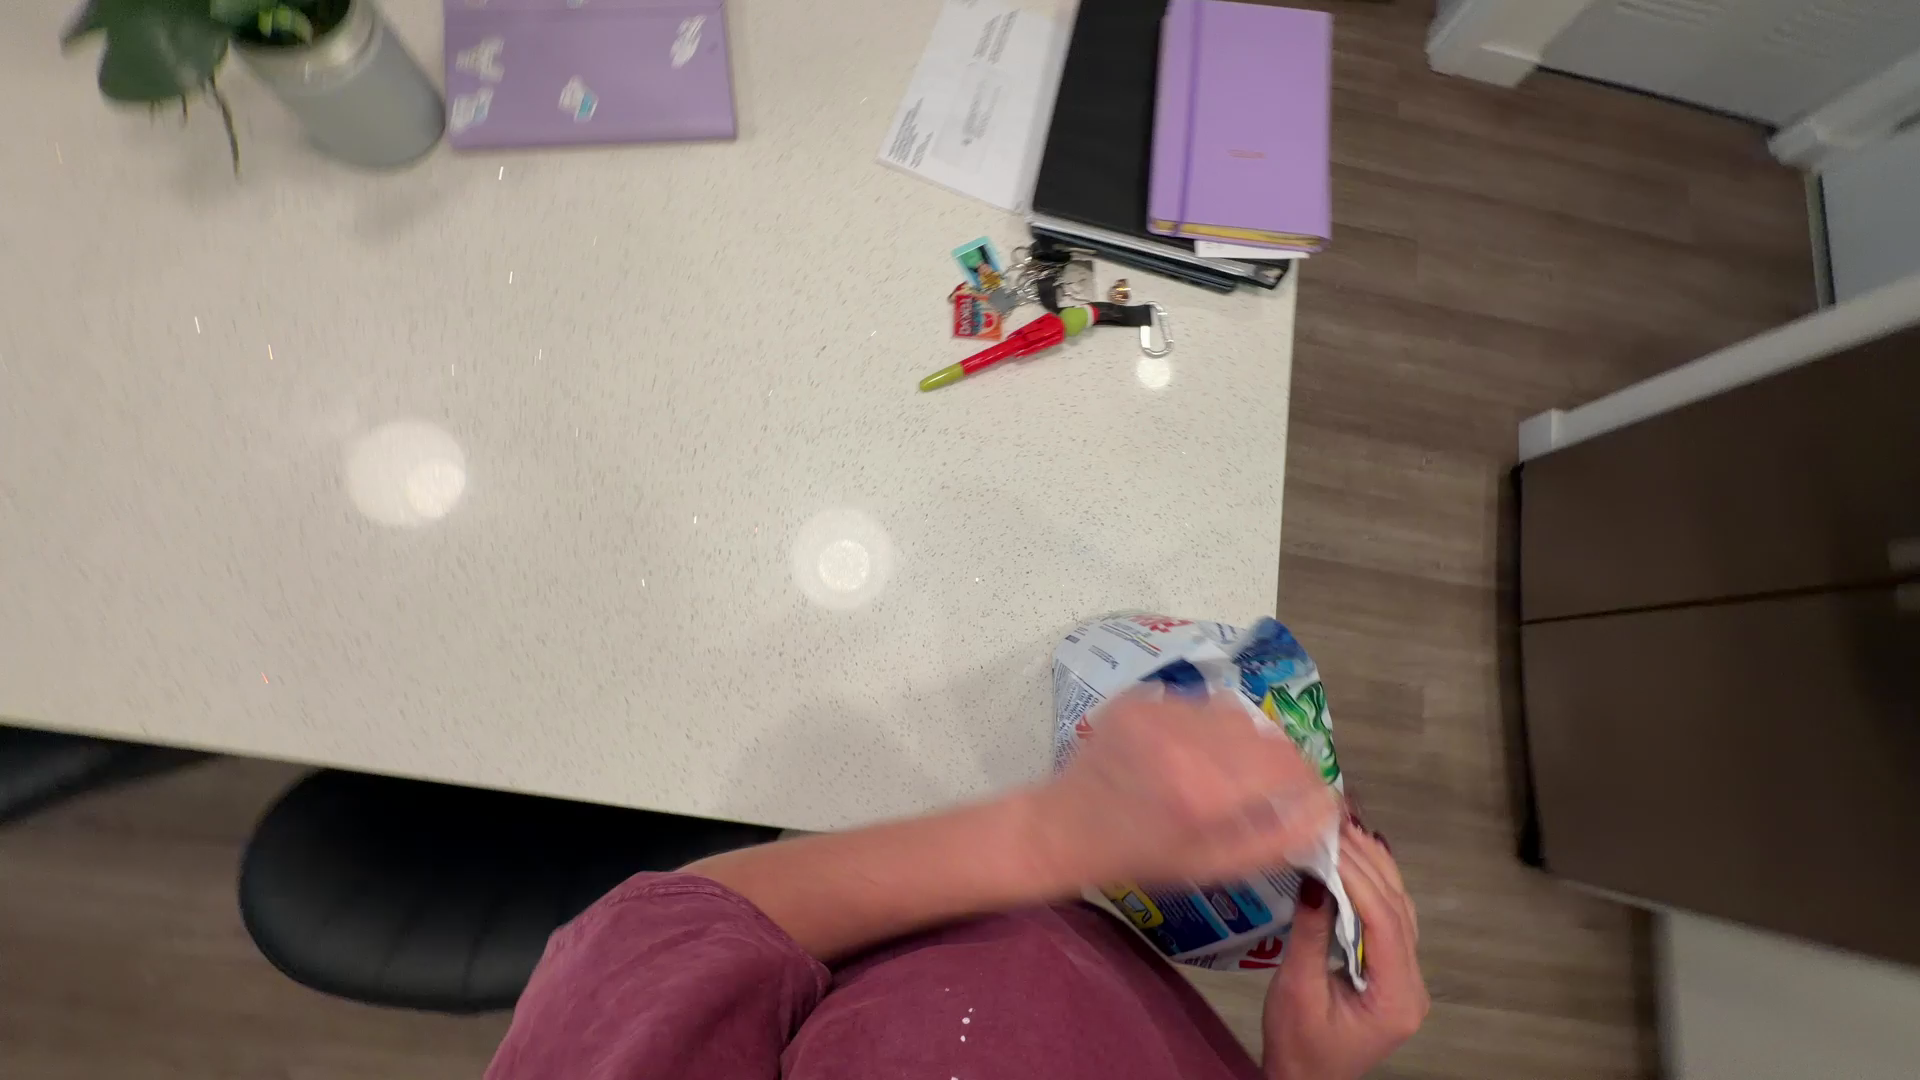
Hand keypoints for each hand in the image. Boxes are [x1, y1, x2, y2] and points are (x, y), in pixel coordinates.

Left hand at [1027, 687, 1337, 888]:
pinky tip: (1185, 748)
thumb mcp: (1214, 865)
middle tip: (1263, 779)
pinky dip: (1202, 722)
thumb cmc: (1142, 855)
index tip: (1304, 789)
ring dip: (1239, 735)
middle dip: (1275, 755)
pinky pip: (1192, 702)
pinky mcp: (1137, 699)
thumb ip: (1277, 837)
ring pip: (1230, 710)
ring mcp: (1158, 713)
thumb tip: (1326, 806)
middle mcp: (1187, 740)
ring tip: (1221, 763)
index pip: (1289, 762)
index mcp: (1210, 788)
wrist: (1067, 825)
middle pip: (1264, 731)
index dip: (1306, 776)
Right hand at [1262, 822, 1428, 1079]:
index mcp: (1395, 997)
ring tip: (1343, 826)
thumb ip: (1309, 934)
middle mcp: (1412, 984)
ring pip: (1400, 907)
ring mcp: (1405, 976)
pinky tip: (1360, 854)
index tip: (1325, 843)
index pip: (1385, 923)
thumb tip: (1313, 877)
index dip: (1358, 878)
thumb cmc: (1298, 1042)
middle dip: (1365, 862)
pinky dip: (1375, 880)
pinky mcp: (1389, 967)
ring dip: (1373, 865)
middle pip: (1398, 909)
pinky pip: (1391, 916)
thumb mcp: (1296, 989)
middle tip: (1331, 821)